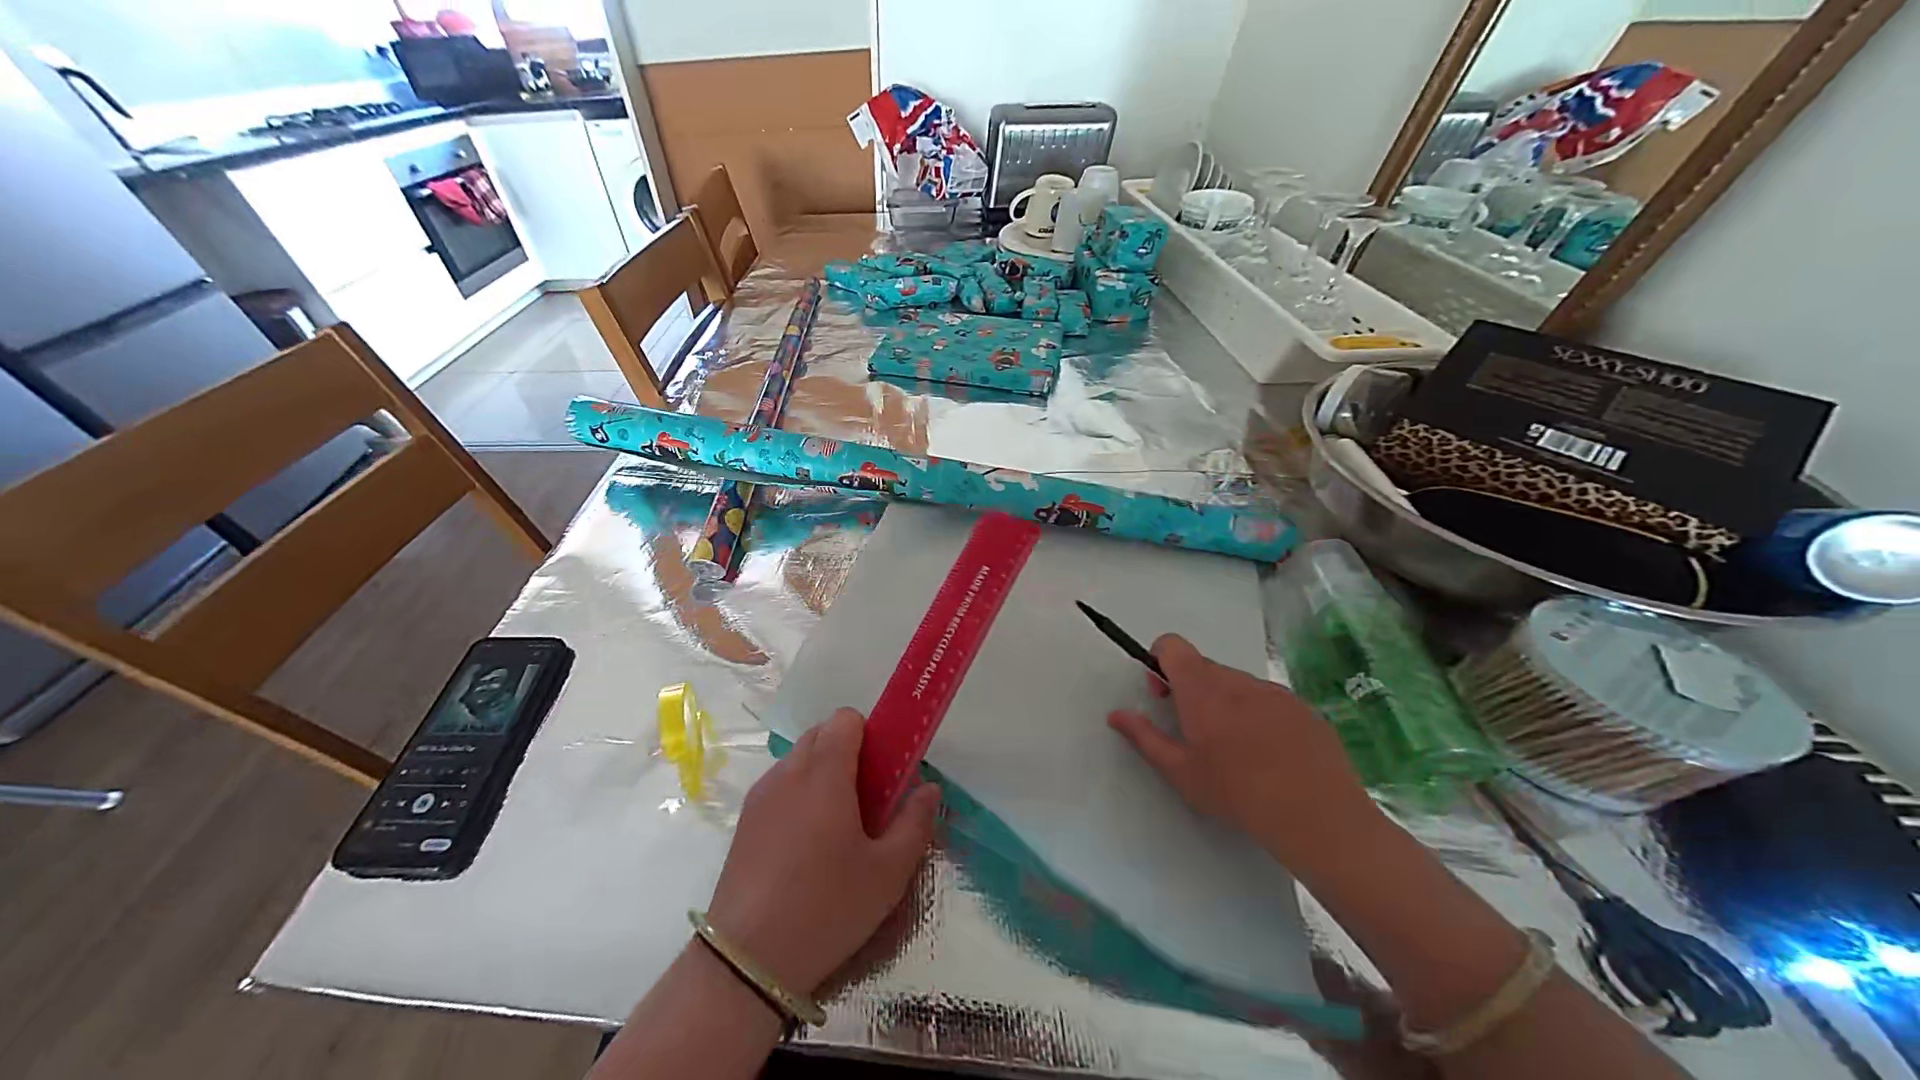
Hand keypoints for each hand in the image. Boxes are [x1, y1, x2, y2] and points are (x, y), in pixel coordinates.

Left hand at [706, 708, 940, 994]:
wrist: (747, 960)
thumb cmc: (827, 908)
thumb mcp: (888, 872)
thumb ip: (915, 822)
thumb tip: (929, 788)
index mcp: (825, 773)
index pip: (846, 719)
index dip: (871, 735)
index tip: (886, 771)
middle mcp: (789, 772)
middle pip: (822, 734)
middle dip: (849, 753)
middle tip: (869, 800)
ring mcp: (761, 796)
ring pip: (799, 761)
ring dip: (824, 774)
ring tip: (839, 828)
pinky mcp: (745, 821)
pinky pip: (781, 787)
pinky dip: (800, 796)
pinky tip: (808, 847)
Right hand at [1107, 634, 1384, 873]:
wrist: (1318, 816)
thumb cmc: (1238, 793)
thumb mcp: (1181, 772)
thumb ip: (1145, 738)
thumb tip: (1116, 714)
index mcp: (1202, 690)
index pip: (1172, 645)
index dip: (1159, 662)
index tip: (1163, 697)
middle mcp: (1238, 681)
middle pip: (1205, 667)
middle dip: (1191, 690)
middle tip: (1196, 734)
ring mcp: (1276, 692)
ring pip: (1238, 685)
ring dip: (1226, 704)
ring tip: (1237, 752)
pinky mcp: (1304, 709)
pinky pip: (1270, 701)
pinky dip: (1260, 717)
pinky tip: (1270, 757)